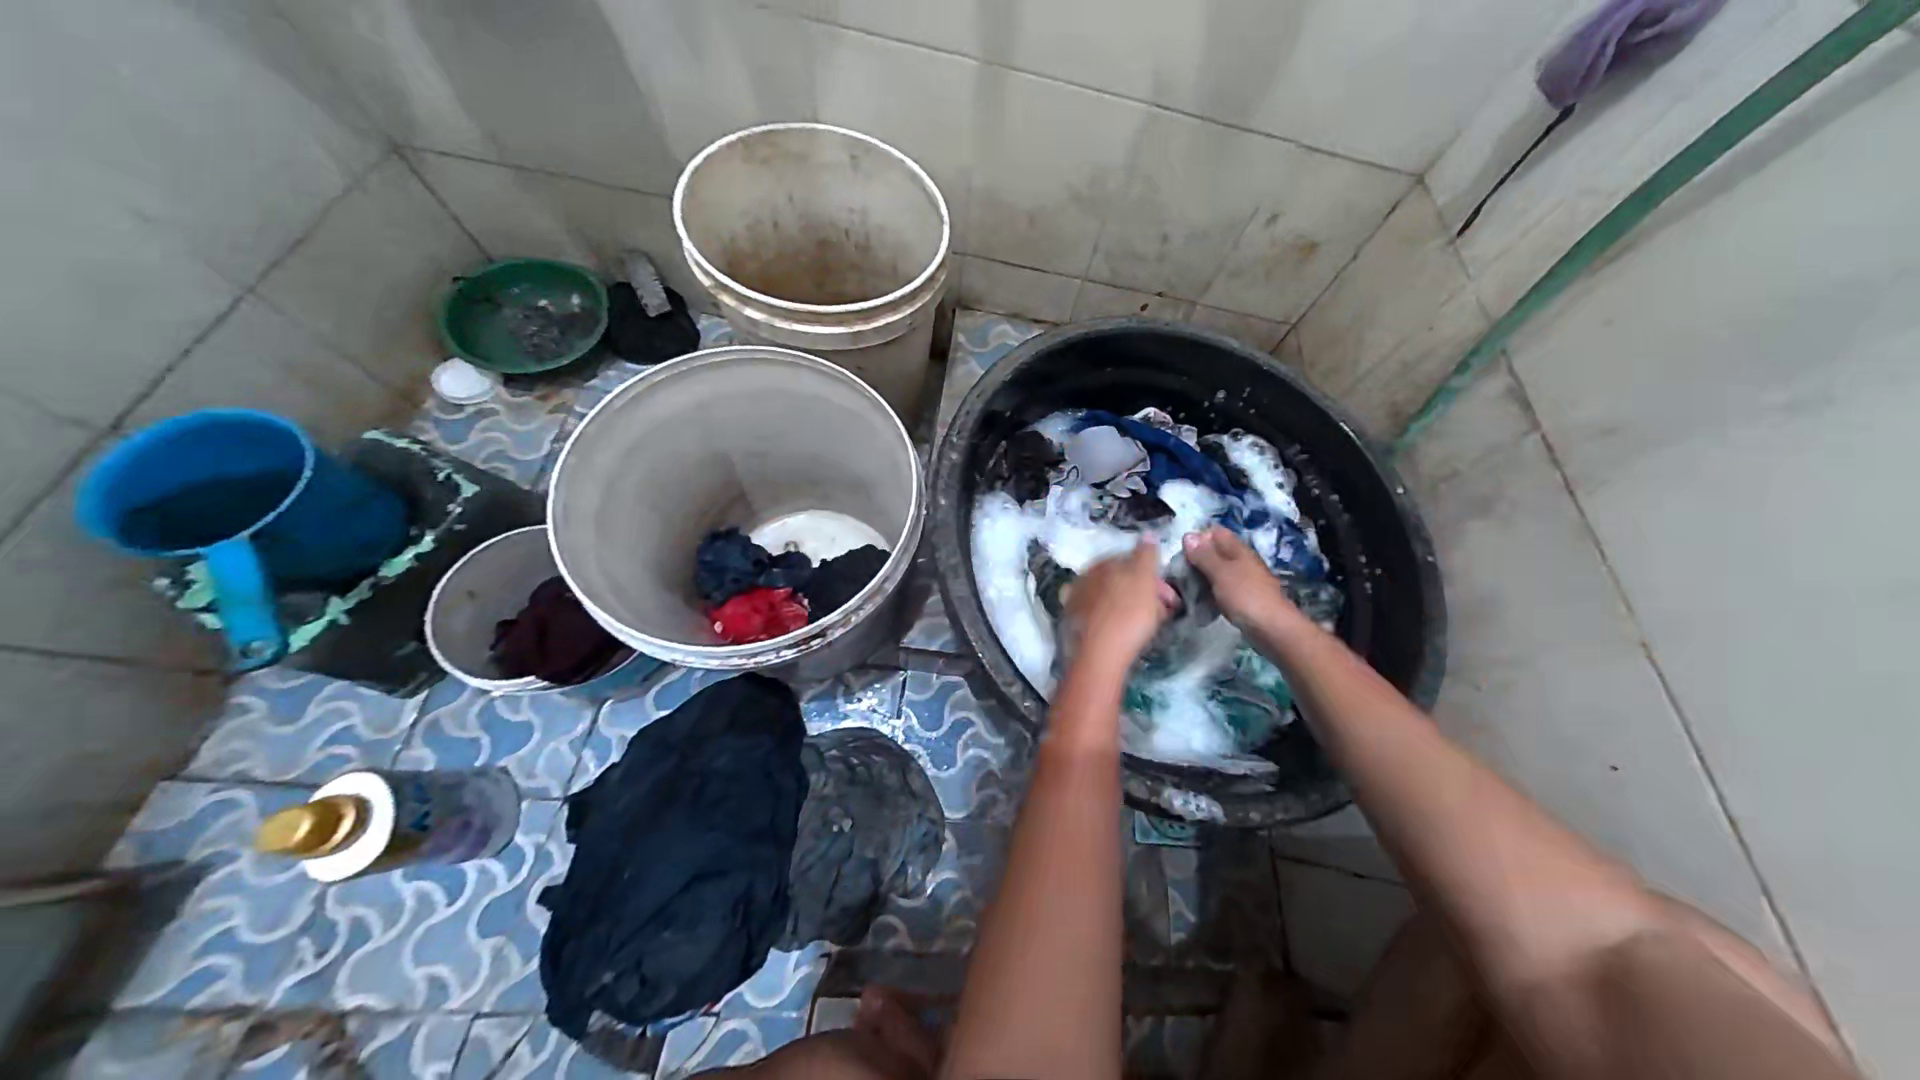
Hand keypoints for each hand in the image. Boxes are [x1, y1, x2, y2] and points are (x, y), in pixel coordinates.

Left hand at [1064, 541, 1176, 665]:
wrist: (1099, 655)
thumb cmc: (1127, 614)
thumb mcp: (1144, 579)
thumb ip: (1146, 555)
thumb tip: (1148, 534)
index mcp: (1099, 565)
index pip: (1129, 562)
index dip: (1153, 576)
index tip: (1170, 593)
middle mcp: (1084, 580)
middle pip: (1121, 582)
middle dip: (1146, 593)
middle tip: (1164, 611)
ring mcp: (1077, 603)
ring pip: (1113, 601)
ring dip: (1134, 608)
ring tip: (1151, 625)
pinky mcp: (1075, 626)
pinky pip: (1104, 618)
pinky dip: (1119, 621)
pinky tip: (1128, 633)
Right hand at [1183, 526, 1295, 626]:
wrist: (1273, 629)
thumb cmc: (1245, 596)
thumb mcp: (1220, 572)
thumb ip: (1204, 555)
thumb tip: (1188, 535)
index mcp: (1238, 550)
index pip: (1215, 532)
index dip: (1198, 538)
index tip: (1181, 552)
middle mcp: (1242, 561)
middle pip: (1215, 552)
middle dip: (1197, 559)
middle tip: (1178, 571)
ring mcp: (1243, 580)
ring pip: (1217, 571)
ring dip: (1202, 576)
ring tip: (1184, 586)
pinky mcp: (1243, 598)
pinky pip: (1221, 588)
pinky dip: (1210, 591)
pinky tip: (1200, 600)